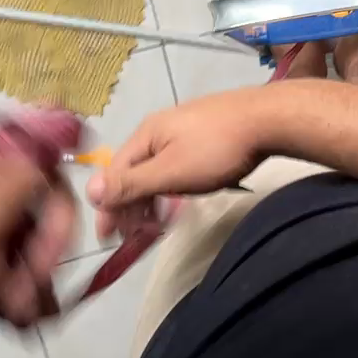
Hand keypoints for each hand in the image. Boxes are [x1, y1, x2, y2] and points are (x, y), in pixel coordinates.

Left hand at [0, 148, 77, 351]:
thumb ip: (17, 180)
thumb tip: (48, 121)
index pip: (21, 145)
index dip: (52, 147)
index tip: (80, 157)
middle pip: (44, 195)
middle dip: (52, 231)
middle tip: (43, 265)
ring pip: (44, 238)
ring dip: (43, 272)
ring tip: (21, 305)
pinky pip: (36, 274)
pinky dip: (37, 296)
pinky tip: (23, 317)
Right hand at [87, 87, 279, 238]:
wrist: (268, 119)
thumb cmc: (217, 149)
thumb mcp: (171, 172)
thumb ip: (131, 183)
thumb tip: (88, 189)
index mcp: (147, 133)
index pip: (114, 173)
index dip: (108, 206)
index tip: (109, 239)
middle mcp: (161, 125)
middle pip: (134, 169)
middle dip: (131, 204)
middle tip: (140, 236)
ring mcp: (185, 126)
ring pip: (156, 167)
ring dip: (152, 197)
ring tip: (162, 223)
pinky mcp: (206, 130)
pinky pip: (176, 162)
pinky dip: (172, 184)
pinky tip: (184, 198)